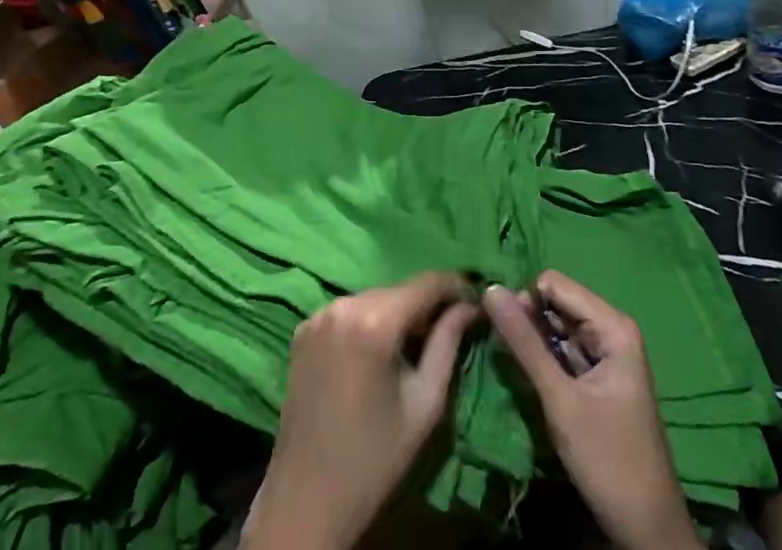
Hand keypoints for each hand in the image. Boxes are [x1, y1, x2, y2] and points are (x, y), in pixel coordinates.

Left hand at [243, 272, 479, 549]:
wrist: (305, 499)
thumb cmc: (375, 457)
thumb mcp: (426, 402)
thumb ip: (449, 342)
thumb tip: (470, 306)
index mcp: (374, 322)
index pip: (429, 282)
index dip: (458, 288)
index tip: (477, 306)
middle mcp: (343, 307)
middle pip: (402, 289)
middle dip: (430, 305)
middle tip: (452, 332)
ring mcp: (318, 317)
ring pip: (378, 297)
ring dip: (402, 312)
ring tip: (417, 346)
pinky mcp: (303, 332)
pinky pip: (352, 311)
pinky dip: (373, 320)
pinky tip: (381, 352)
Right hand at [485, 271, 704, 549]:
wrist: (644, 521)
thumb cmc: (606, 456)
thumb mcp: (560, 398)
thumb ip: (525, 343)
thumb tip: (491, 289)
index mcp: (613, 325)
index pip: (555, 284)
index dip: (524, 299)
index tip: (497, 327)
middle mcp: (612, 329)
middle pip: (556, 303)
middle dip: (526, 318)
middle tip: (500, 349)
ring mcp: (605, 352)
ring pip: (556, 328)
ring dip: (531, 339)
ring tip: (508, 361)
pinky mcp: (596, 375)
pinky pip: (563, 350)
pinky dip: (543, 357)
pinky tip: (525, 372)